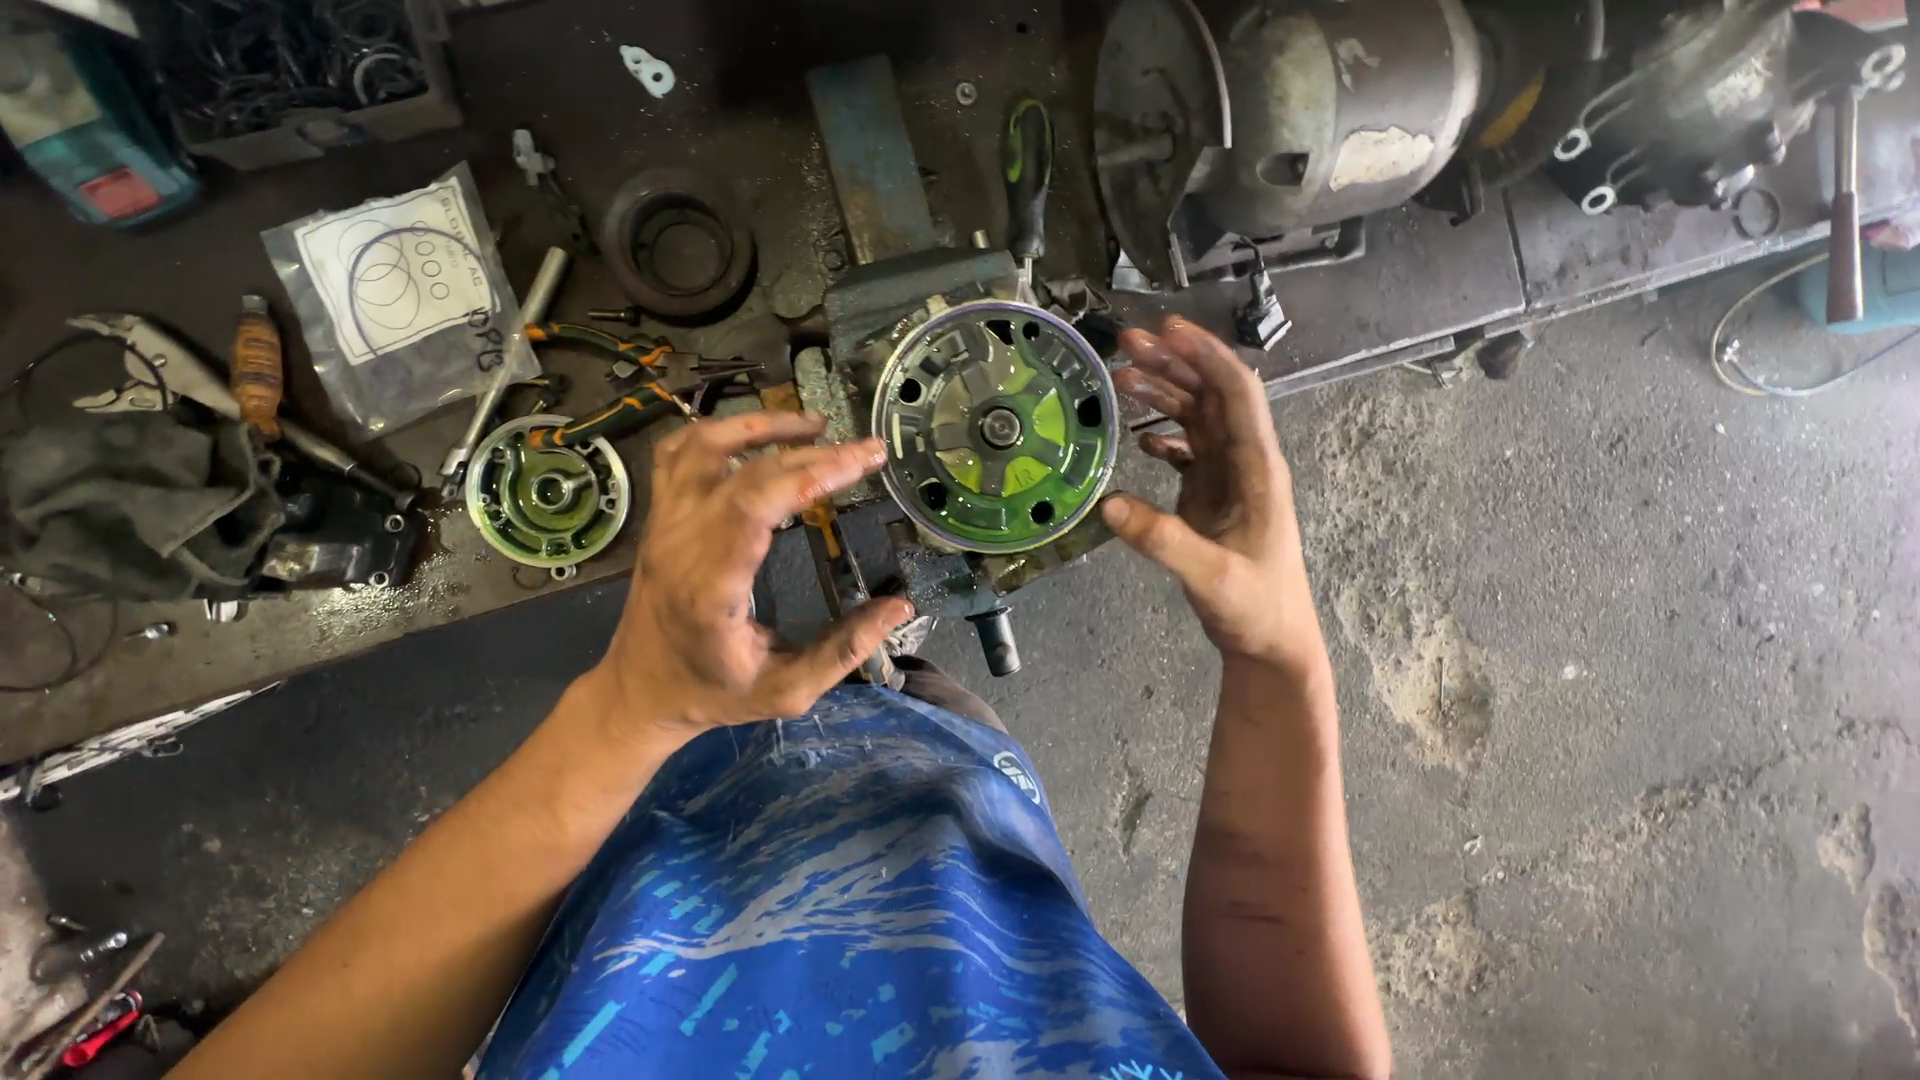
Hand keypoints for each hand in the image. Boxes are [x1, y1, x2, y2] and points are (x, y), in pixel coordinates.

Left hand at [588, 412, 913, 739]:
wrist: (639, 691)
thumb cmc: (712, 695)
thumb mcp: (786, 691)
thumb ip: (843, 650)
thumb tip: (899, 607)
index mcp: (710, 589)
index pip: (756, 506)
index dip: (813, 473)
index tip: (865, 461)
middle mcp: (680, 545)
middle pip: (746, 473)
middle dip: (814, 454)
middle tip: (866, 452)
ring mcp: (663, 526)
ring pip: (703, 447)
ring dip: (762, 426)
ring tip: (815, 426)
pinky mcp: (658, 518)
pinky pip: (676, 454)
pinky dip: (717, 432)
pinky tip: (757, 436)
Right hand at [1101, 317, 1325, 672]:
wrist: (1272, 643)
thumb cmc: (1255, 608)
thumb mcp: (1210, 576)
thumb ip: (1162, 540)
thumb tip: (1107, 503)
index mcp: (1258, 468)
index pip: (1236, 393)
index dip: (1204, 355)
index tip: (1165, 329)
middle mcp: (1245, 463)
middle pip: (1211, 395)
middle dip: (1173, 362)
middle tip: (1125, 342)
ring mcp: (1229, 479)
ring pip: (1197, 418)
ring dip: (1164, 392)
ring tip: (1120, 375)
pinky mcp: (1212, 498)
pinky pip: (1188, 451)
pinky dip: (1163, 436)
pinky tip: (1138, 436)